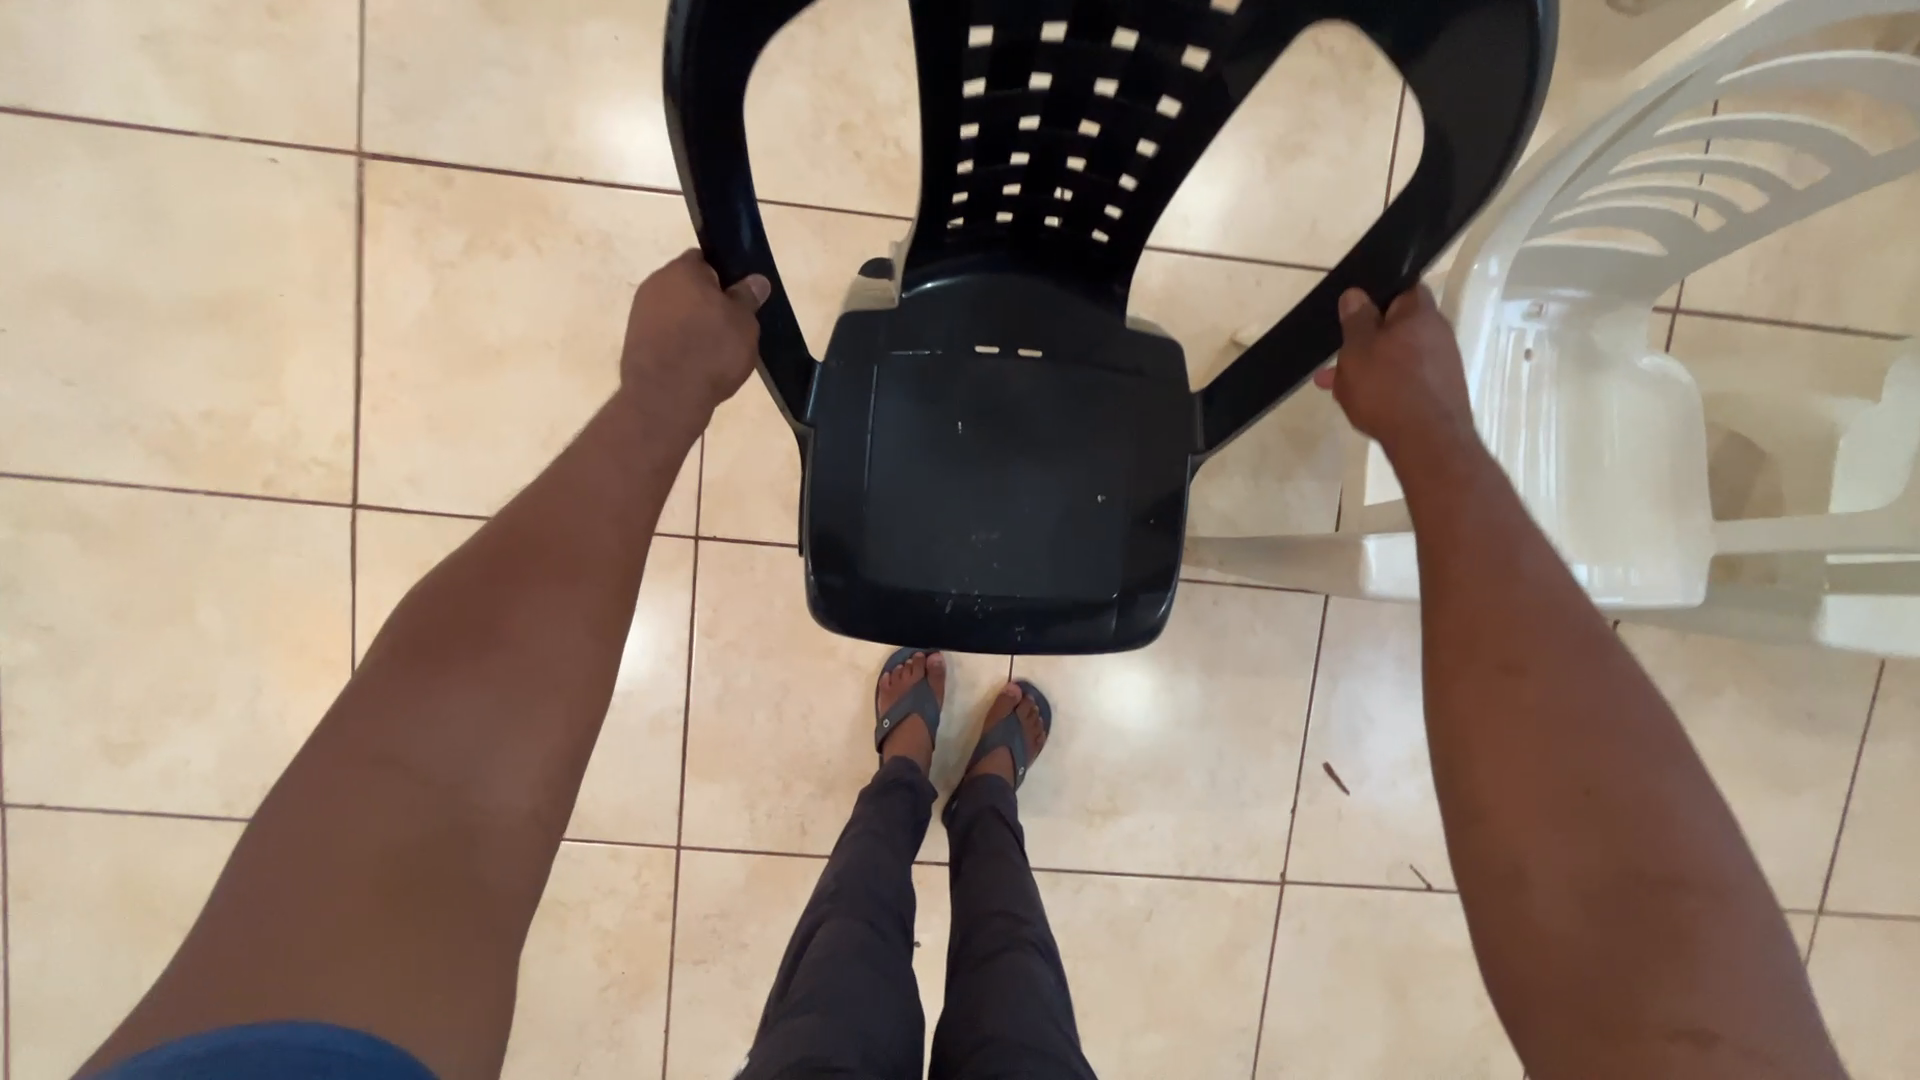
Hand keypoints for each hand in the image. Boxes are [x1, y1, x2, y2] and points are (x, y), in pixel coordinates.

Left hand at [618, 249, 769, 424]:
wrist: (666, 395)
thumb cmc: (711, 351)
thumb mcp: (744, 323)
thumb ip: (748, 297)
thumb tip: (755, 280)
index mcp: (683, 269)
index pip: (705, 260)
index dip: (724, 278)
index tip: (738, 301)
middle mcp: (655, 283)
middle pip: (687, 286)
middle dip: (706, 303)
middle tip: (729, 328)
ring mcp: (640, 312)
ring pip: (675, 311)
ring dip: (691, 325)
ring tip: (712, 352)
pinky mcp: (634, 340)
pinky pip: (664, 334)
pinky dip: (678, 344)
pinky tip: (693, 364)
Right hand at [1315, 285, 1475, 459]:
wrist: (1427, 441)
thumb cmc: (1386, 388)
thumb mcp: (1358, 349)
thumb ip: (1356, 319)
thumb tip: (1356, 293)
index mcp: (1419, 314)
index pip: (1403, 288)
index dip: (1377, 296)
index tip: (1353, 313)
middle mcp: (1438, 333)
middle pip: (1396, 326)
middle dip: (1365, 340)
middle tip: (1337, 358)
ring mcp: (1442, 363)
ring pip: (1396, 356)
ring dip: (1368, 366)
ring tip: (1338, 387)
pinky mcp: (1439, 390)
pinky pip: (1405, 378)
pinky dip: (1383, 385)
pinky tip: (1363, 402)